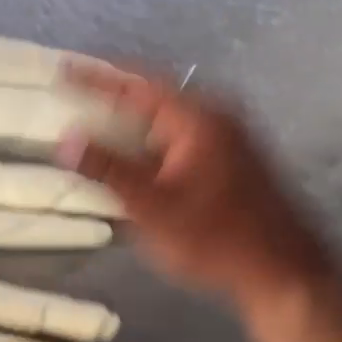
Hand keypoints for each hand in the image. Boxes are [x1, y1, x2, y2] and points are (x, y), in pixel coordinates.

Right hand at [56, 63, 335, 309]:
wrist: (281, 271)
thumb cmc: (214, 239)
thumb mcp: (152, 207)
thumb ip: (108, 170)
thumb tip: (66, 138)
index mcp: (197, 120)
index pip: (138, 85)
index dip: (97, 78)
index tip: (61, 70)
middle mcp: (215, 119)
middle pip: (153, 96)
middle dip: (111, 93)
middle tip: (71, 90)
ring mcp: (225, 139)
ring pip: (164, 118)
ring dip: (127, 118)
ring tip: (88, 118)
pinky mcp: (227, 161)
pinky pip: (175, 135)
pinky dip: (144, 137)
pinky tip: (124, 153)